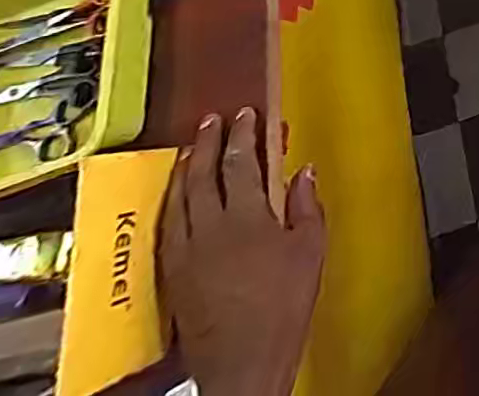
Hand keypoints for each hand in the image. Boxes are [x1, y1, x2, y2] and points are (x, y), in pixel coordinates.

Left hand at [160, 108, 325, 395]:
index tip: (246, 114)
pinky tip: (177, 192)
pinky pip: (167, 223)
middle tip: (213, 120)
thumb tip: (302, 170)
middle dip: (208, 142)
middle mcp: (210, 228)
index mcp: (248, 219)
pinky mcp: (171, 272)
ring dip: (186, 166)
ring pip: (180, 196)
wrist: (243, 363)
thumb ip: (306, 206)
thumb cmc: (284, 304)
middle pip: (204, 173)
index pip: (242, 163)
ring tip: (191, 147)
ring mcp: (185, 251)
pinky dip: (172, 198)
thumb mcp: (311, 251)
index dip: (244, 134)